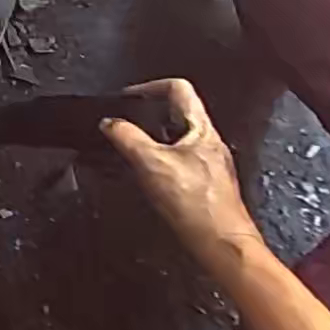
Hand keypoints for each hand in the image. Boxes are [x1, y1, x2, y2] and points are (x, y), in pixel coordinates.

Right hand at [101, 79, 264, 277]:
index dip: (150, 86)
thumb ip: (125, 136)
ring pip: (174, 135)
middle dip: (146, 113)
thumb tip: (109, 122)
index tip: (128, 96)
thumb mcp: (149, 161)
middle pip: (176, 112)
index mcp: (202, 131)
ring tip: (130, 145)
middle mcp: (209, 143)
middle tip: (124, 121)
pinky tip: (144, 171)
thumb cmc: (196, 204)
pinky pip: (175, 156)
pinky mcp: (201, 181)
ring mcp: (207, 162)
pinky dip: (155, 156)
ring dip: (149, 136)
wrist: (220, 243)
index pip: (179, 89)